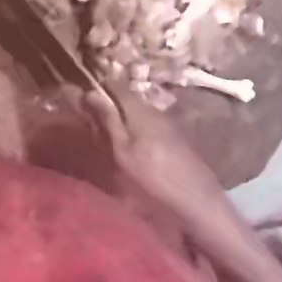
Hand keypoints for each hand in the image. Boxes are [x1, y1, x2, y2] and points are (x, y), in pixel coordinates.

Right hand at [83, 87, 224, 215]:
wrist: (196, 196)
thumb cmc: (152, 175)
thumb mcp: (122, 150)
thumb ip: (108, 120)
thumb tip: (91, 92)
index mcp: (138, 109)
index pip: (115, 85)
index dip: (99, 87)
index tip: (85, 98)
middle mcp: (154, 108)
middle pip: (128, 97)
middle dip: (111, 104)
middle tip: (96, 121)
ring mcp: (167, 120)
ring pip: (139, 110)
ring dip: (125, 117)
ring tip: (113, 136)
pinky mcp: (175, 134)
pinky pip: (149, 122)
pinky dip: (138, 127)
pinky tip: (135, 146)